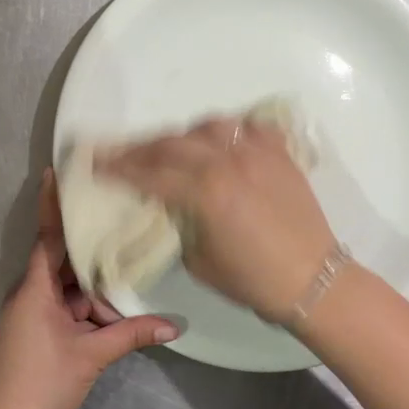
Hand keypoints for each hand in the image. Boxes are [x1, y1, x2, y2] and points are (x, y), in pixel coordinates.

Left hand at [0, 173, 178, 408]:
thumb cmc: (43, 383)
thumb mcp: (92, 355)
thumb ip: (131, 335)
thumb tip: (174, 325)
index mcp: (35, 290)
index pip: (47, 237)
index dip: (53, 205)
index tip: (55, 173)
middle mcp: (30, 294)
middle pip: (66, 262)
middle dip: (95, 256)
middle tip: (123, 225)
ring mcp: (32, 313)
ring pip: (70, 289)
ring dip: (95, 293)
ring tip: (129, 287)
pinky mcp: (37, 329)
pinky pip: (66, 306)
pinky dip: (87, 308)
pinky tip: (114, 314)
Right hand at [101, 116, 336, 319]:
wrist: (313, 280)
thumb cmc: (253, 281)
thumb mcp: (199, 261)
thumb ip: (178, 225)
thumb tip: (168, 207)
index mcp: (204, 193)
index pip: (148, 173)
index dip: (117, 169)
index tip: (94, 164)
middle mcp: (227, 162)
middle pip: (170, 144)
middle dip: (138, 148)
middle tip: (117, 152)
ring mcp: (257, 153)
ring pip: (207, 127)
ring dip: (181, 136)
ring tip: (168, 147)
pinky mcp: (279, 154)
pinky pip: (248, 127)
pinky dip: (228, 131)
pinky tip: (218, 142)